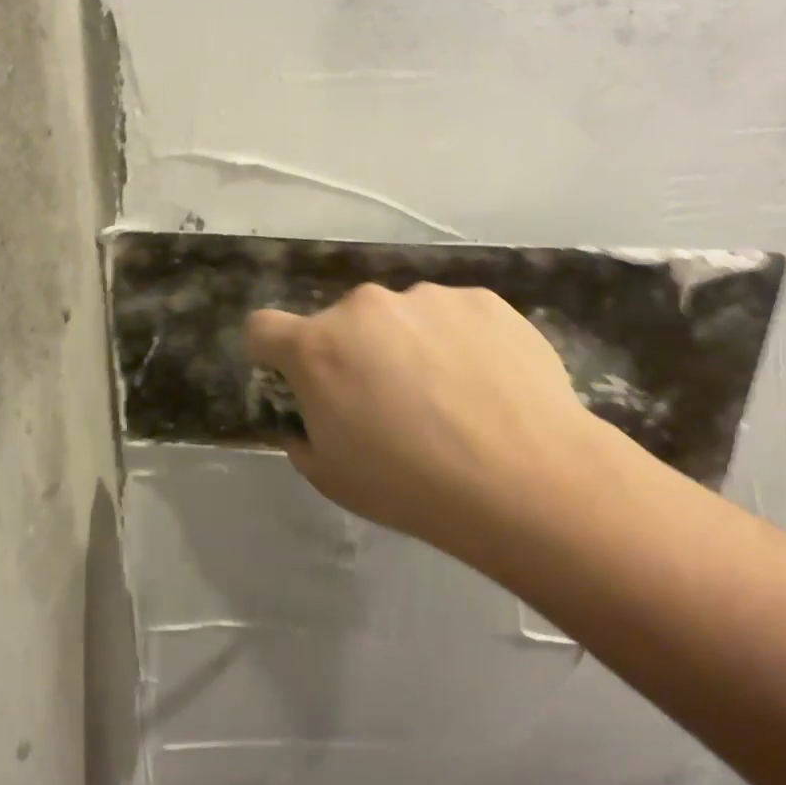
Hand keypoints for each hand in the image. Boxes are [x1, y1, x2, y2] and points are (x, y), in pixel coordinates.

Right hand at [244, 282, 617, 557]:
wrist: (523, 478)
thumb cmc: (410, 486)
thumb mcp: (333, 478)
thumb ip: (305, 439)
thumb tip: (309, 424)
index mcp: (317, 349)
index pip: (262, 328)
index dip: (271, 354)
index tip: (294, 379)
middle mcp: (365, 307)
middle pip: (341, 324)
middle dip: (353, 355)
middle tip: (389, 404)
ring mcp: (428, 297)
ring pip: (402, 318)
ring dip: (408, 345)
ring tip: (450, 397)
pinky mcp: (484, 300)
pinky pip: (454, 317)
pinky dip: (459, 343)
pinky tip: (487, 386)